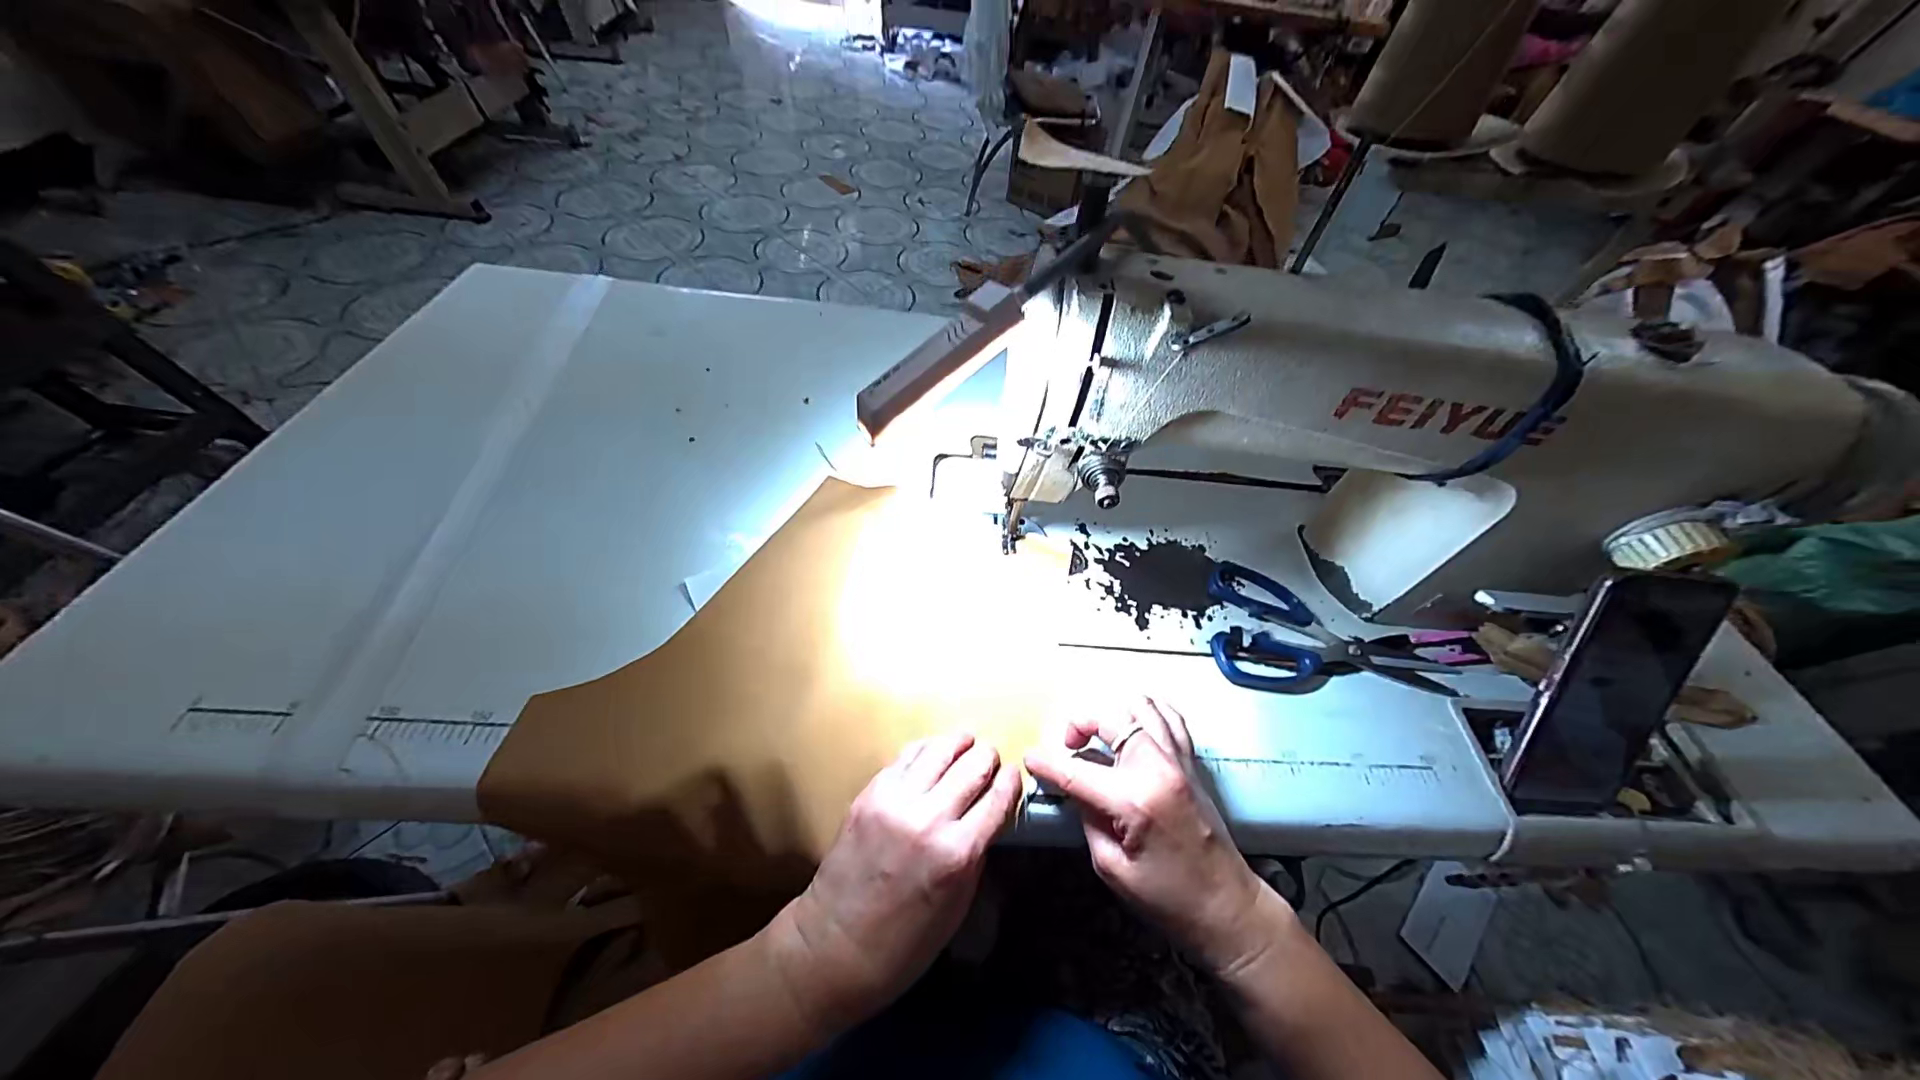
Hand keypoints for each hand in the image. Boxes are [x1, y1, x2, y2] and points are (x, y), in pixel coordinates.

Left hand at [762, 732, 1021, 1033]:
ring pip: (938, 749)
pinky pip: (905, 757)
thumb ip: (976, 854)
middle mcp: (928, 818)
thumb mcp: (958, 907)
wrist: (833, 946)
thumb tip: (989, 817)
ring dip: (959, 744)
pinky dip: (926, 750)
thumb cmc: (904, 943)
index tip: (1015, 775)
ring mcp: (894, 801)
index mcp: (957, 853)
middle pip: (972, 765)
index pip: (997, 797)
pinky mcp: (869, 794)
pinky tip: (933, 753)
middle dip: (989, 758)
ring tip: (966, 744)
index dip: (1012, 781)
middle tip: (992, 760)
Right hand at [1024, 698, 1291, 976]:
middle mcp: (1158, 769)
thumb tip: (1075, 789)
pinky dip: (1145, 713)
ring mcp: (1179, 761)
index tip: (1029, 758)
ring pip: (1140, 707)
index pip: (1077, 771)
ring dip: (1111, 715)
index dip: (1046, 763)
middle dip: (1079, 724)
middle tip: (1068, 747)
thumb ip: (1088, 819)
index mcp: (1134, 801)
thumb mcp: (1111, 867)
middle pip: (1110, 718)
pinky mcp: (1191, 763)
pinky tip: (1131, 727)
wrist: (1228, 907)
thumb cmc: (1168, 899)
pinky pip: (1169, 717)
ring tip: (1099, 736)